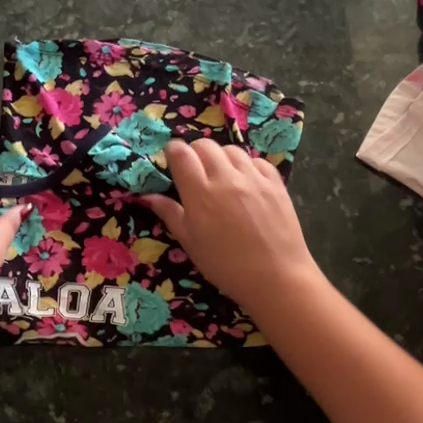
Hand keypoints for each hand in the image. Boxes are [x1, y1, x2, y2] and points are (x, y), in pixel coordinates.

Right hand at [137, 139, 323, 317]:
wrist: (276, 277)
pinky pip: (257, 161)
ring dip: (220, 157)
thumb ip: (169, 213)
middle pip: (205, 145)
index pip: (181, 153)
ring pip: (231, 149)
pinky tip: (245, 182)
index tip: (170, 161)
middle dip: (195, 152)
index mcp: (200, 193)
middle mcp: (226, 178)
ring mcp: (253, 178)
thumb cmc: (225, 265)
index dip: (172, 151)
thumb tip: (147, 196)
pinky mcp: (275, 183)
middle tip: (194, 171)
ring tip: (220, 176)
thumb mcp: (190, 242)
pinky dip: (246, 166)